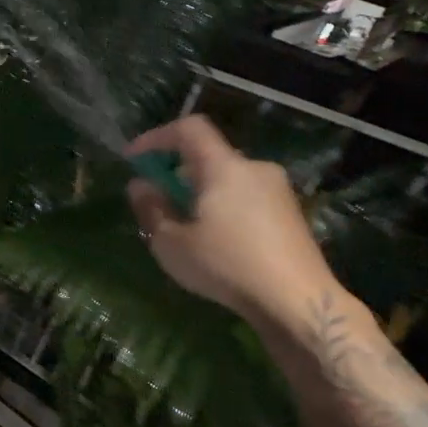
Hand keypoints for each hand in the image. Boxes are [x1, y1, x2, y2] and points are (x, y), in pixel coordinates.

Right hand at [125, 114, 342, 332]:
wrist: (294, 297)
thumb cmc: (224, 264)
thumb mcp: (171, 242)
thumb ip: (151, 209)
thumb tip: (140, 185)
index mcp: (224, 168)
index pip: (190, 129)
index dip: (156, 137)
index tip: (133, 159)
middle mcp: (254, 168)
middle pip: (208, 155)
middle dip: (176, 171)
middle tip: (155, 200)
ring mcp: (277, 188)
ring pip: (227, 177)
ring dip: (199, 191)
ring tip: (182, 225)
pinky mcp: (288, 210)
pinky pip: (245, 194)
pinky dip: (221, 204)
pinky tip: (213, 238)